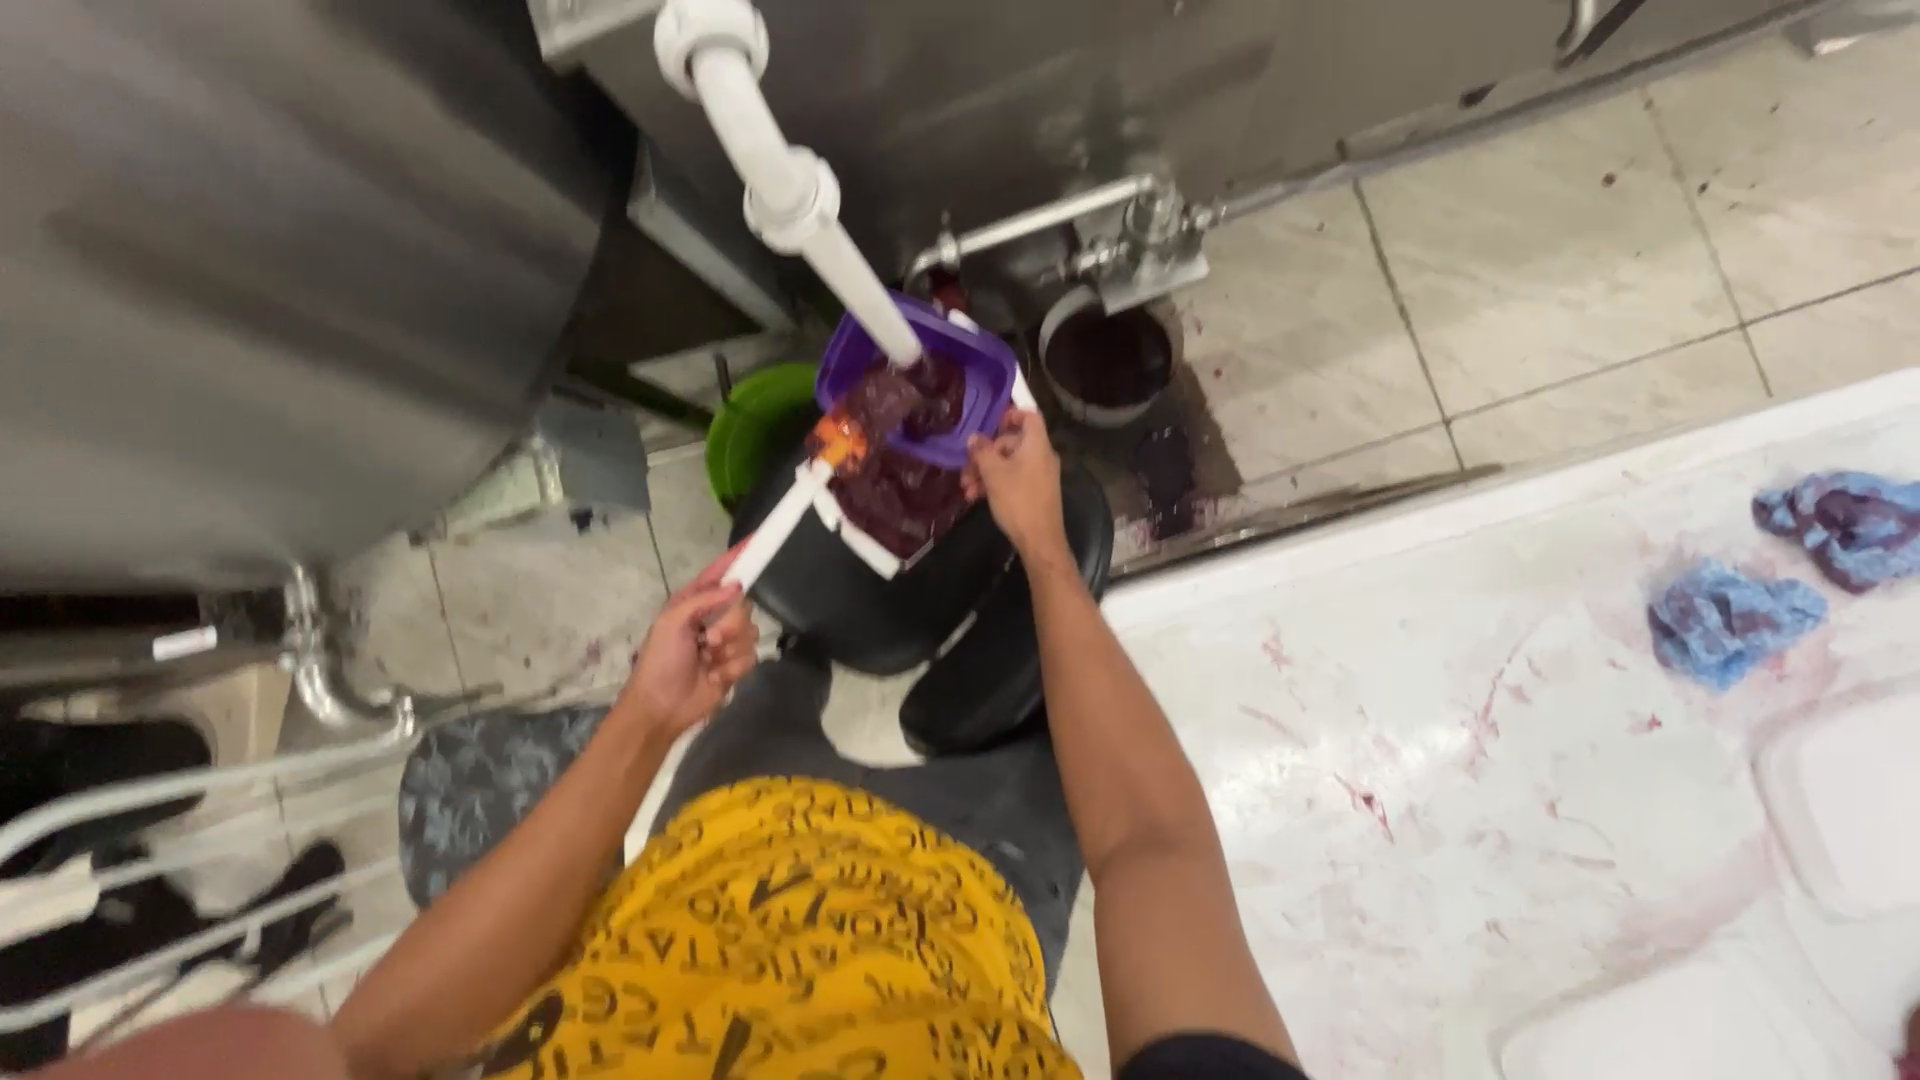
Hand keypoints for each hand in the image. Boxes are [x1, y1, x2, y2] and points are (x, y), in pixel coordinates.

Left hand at [615, 542, 758, 737]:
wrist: (661, 706)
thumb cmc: (660, 661)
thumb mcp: (672, 623)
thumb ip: (704, 599)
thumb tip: (738, 586)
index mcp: (694, 602)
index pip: (719, 573)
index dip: (736, 558)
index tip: (755, 542)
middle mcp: (712, 618)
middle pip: (742, 604)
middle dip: (729, 624)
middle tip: (710, 640)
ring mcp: (726, 642)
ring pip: (750, 631)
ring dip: (729, 648)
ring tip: (709, 661)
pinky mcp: (735, 665)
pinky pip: (751, 655)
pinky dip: (733, 667)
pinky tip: (716, 675)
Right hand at [963, 408, 1068, 561]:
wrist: (1040, 540)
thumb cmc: (1017, 501)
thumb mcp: (993, 474)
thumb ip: (982, 452)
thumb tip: (974, 438)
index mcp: (1036, 445)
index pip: (1029, 416)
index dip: (1011, 414)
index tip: (991, 423)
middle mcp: (1041, 456)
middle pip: (1011, 443)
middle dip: (985, 455)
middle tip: (966, 470)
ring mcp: (1040, 475)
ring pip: (1008, 463)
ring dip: (985, 473)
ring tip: (967, 490)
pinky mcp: (1035, 492)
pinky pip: (1014, 478)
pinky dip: (996, 483)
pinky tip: (976, 497)